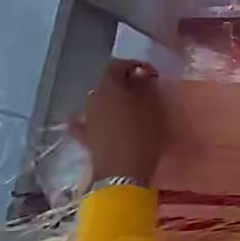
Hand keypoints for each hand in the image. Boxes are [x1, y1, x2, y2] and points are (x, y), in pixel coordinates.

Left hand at [72, 59, 165, 185]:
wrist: (122, 174)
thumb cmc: (143, 137)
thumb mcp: (153, 108)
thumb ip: (146, 87)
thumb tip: (140, 73)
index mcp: (111, 85)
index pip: (120, 65)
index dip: (136, 66)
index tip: (152, 75)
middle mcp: (95, 97)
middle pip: (109, 82)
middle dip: (125, 83)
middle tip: (144, 92)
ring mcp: (88, 117)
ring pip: (100, 101)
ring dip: (113, 101)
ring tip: (129, 110)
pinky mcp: (86, 137)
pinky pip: (89, 122)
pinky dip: (97, 119)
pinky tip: (103, 124)